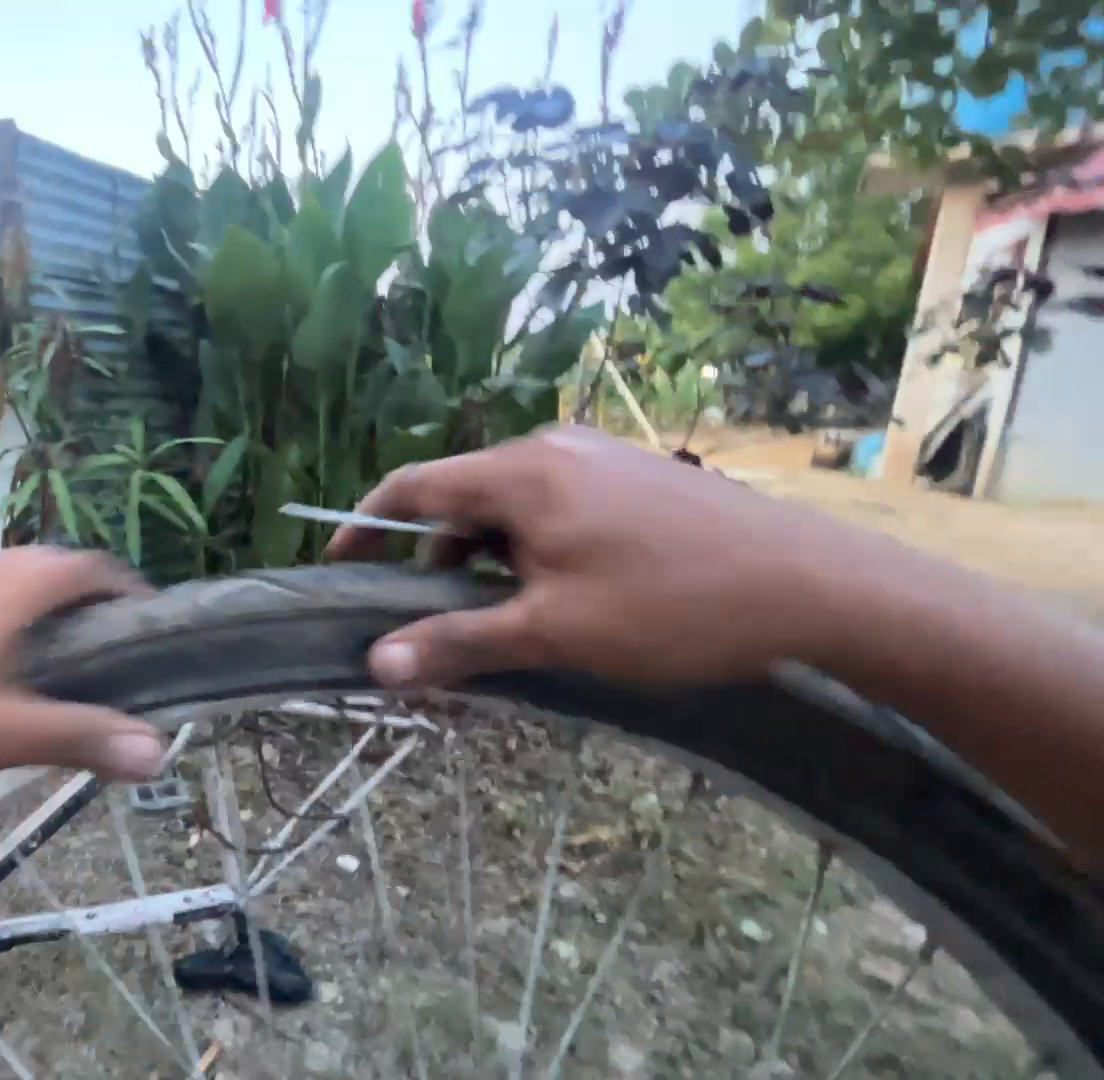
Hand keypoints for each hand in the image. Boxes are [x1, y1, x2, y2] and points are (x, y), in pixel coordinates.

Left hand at [0, 547, 165, 805]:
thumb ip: (78, 737)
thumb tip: (158, 752)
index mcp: (3, 589)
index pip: (83, 567)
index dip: (123, 586)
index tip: (148, 615)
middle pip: (44, 563)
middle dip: (82, 591)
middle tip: (107, 635)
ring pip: (1, 572)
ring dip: (37, 595)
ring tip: (53, 641)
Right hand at [326, 426, 888, 686]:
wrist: (828, 588)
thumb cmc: (674, 606)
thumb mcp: (553, 632)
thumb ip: (457, 642)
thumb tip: (378, 668)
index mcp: (520, 473)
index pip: (411, 486)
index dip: (363, 524)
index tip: (338, 563)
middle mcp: (552, 448)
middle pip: (459, 496)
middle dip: (434, 554)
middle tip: (439, 614)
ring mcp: (597, 455)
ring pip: (507, 503)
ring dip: (486, 555)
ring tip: (510, 611)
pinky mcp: (631, 473)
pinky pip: (551, 502)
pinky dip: (529, 543)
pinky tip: (561, 588)